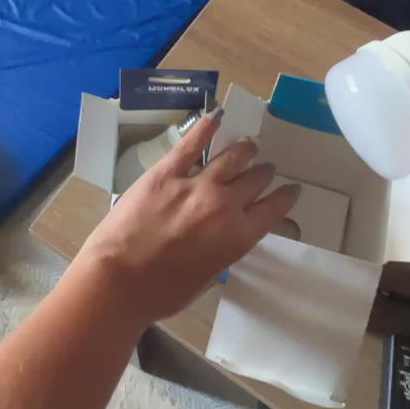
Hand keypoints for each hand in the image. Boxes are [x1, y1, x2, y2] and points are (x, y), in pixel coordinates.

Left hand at [70, 112, 299, 326]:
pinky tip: (216, 116)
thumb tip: (221, 236)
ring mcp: (196, 184)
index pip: (272, 211)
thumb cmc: (162, 292)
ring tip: (250, 143)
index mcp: (238, 237)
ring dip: (244, 149)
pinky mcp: (166, 172)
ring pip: (231, 157)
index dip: (283, 198)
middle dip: (263, 172)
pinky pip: (191, 144)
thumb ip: (221, 250)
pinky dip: (206, 127)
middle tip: (266, 166)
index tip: (290, 190)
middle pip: (254, 180)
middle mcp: (225, 205)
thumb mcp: (207, 276)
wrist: (119, 280)